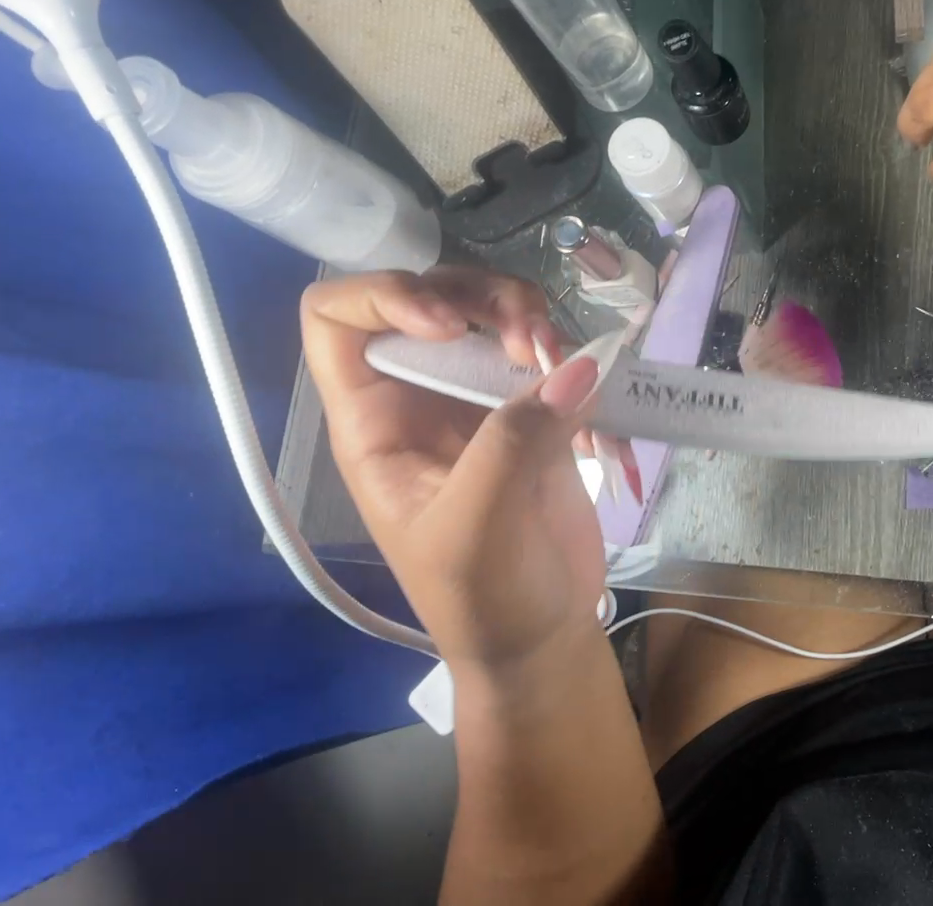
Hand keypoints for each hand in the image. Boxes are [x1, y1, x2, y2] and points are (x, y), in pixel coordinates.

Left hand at [301, 267, 606, 671]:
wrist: (541, 634)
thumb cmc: (483, 598)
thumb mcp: (476, 527)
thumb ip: (514, 443)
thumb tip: (577, 367)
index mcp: (374, 422)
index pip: (338, 320)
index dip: (386, 298)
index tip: (454, 327)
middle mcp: (421, 398)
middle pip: (433, 297)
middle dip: (485, 302)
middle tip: (534, 343)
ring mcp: (481, 403)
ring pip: (496, 317)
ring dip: (534, 323)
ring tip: (565, 365)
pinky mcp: (536, 414)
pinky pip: (550, 359)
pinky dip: (576, 365)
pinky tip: (593, 406)